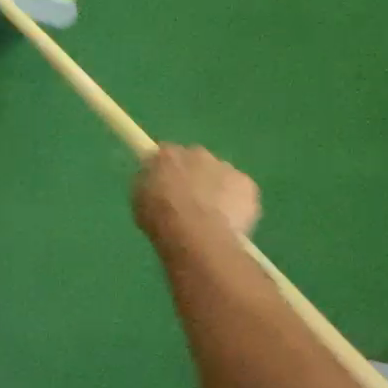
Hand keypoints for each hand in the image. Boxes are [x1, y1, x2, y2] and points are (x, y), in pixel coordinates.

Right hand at [134, 144, 260, 241]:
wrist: (197, 235)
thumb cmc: (161, 218)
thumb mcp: (139, 199)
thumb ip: (149, 182)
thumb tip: (157, 179)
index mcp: (167, 155)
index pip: (165, 152)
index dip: (165, 166)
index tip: (162, 179)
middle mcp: (198, 154)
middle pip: (195, 159)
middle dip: (192, 174)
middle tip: (185, 198)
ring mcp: (227, 168)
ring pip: (220, 174)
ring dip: (214, 188)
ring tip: (207, 215)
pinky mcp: (248, 186)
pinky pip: (239, 191)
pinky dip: (233, 201)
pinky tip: (225, 220)